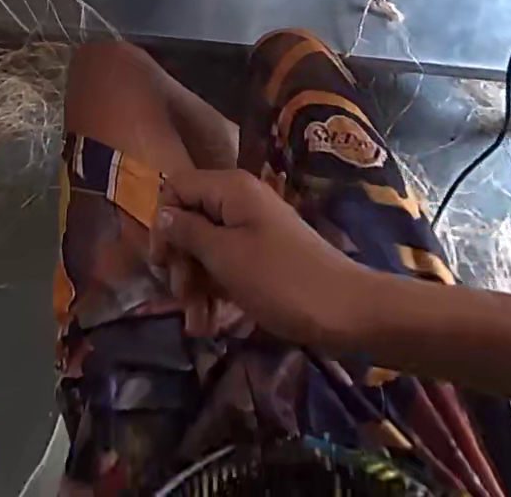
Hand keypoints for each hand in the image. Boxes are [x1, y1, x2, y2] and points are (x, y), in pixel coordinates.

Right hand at [152, 168, 375, 348]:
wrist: (349, 311)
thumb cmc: (281, 280)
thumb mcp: (225, 257)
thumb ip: (188, 232)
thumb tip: (163, 215)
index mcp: (230, 188)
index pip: (177, 186)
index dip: (163, 221)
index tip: (161, 262)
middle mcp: (239, 199)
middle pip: (190, 218)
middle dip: (181, 260)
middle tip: (181, 297)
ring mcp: (253, 226)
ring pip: (207, 245)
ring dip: (196, 283)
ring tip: (198, 324)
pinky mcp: (264, 252)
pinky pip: (229, 261)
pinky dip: (217, 288)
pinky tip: (212, 322)